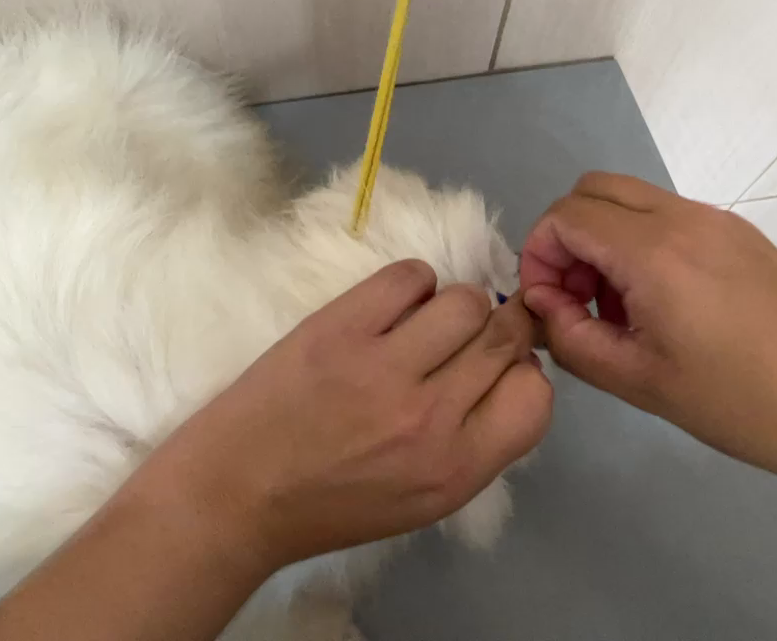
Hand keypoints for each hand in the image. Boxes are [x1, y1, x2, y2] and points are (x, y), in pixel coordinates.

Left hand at [129, 259, 550, 569]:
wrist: (240, 489)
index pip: (535, 396)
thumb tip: (508, 370)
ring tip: (422, 322)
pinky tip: (391, 305)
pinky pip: (410, 275)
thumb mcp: (424, 498)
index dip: (523, 372)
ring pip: (465, 299)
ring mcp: (384, 365)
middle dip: (497, 327)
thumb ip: (476, 441)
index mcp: (456, 468)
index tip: (497, 366)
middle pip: (503, 336)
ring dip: (454, 305)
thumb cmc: (334, 501)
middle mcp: (430, 415)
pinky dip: (412, 282)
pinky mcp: (341, 325)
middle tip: (464, 333)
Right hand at [518, 173, 776, 485]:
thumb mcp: (636, 380)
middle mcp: (683, 217)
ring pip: (630, 198)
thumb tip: (544, 304)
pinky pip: (667, 215)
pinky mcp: (740, 233)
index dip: (538, 253)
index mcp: (654, 252)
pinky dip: (641, 241)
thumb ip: (570, 336)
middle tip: (576, 295)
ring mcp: (717, 219)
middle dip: (566, 236)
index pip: (565, 215)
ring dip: (603, 238)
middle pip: (592, 189)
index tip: (547, 302)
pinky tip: (663, 302)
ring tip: (620, 306)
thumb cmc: (738, 405)